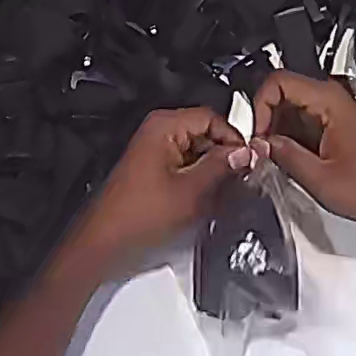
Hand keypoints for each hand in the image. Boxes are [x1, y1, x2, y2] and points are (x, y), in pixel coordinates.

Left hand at [67, 107, 246, 276]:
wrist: (107, 239)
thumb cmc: (137, 214)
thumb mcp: (190, 191)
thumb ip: (220, 167)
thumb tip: (244, 152)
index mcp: (164, 126)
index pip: (211, 117)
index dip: (233, 138)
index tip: (248, 160)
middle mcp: (158, 131)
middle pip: (204, 132)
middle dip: (222, 155)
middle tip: (238, 179)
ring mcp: (156, 148)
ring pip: (197, 149)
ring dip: (211, 169)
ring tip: (219, 193)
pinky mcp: (155, 166)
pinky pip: (185, 163)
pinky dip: (197, 178)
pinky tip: (202, 198)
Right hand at [253, 71, 355, 242]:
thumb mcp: (324, 179)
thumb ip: (285, 156)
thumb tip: (259, 145)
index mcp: (328, 100)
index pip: (277, 81)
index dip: (260, 106)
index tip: (258, 135)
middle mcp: (330, 99)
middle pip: (281, 94)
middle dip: (267, 121)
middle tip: (263, 151)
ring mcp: (332, 113)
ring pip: (289, 110)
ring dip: (278, 133)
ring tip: (278, 161)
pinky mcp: (335, 128)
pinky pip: (302, 124)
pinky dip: (292, 141)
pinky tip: (294, 163)